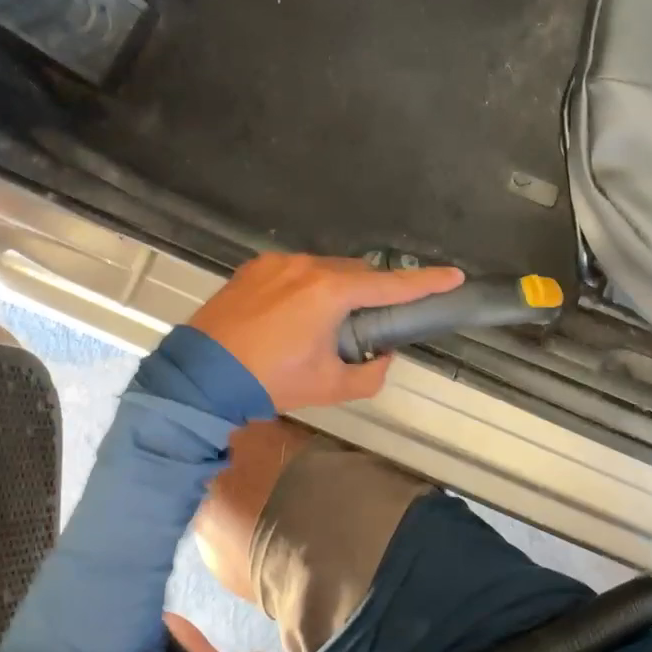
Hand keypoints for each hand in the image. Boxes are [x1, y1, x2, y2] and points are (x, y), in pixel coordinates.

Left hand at [189, 253, 463, 411]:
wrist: (197, 378)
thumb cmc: (268, 381)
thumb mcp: (327, 388)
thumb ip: (368, 375)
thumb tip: (380, 358)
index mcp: (330, 293)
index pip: (391, 285)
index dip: (426, 282)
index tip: (454, 276)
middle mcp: (306, 267)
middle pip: (357, 273)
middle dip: (372, 292)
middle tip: (371, 322)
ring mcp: (277, 263)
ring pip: (325, 269)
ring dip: (336, 290)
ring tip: (324, 324)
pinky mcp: (253, 268)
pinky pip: (294, 272)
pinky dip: (305, 288)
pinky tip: (293, 317)